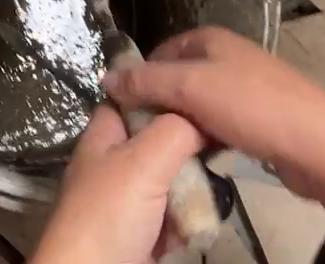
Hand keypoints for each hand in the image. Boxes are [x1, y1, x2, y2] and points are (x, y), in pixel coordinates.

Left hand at [30, 103, 203, 263]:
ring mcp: (128, 199)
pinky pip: (174, 216)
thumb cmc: (109, 213)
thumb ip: (174, 131)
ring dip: (193, 187)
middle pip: (159, 140)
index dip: (164, 93)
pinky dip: (189, 220)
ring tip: (214, 189)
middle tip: (220, 151)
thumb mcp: (141, 160)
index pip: (133, 96)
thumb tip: (203, 115)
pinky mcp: (142, 233)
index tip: (202, 95)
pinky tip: (202, 222)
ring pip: (171, 180)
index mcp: (104, 133)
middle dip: (188, 147)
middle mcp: (114, 160)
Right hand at [101, 26, 324, 201]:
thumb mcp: (187, 88)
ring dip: (188, 125)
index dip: (140, 80)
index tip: (132, 111)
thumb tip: (103, 78)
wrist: (322, 147)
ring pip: (201, 104)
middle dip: (164, 105)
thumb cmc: (250, 107)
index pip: (157, 53)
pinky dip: (213, 137)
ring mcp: (249, 85)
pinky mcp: (266, 117)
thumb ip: (143, 82)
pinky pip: (225, 123)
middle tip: (152, 133)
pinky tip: (211, 156)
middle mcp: (227, 55)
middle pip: (178, 78)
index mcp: (208, 37)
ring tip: (178, 148)